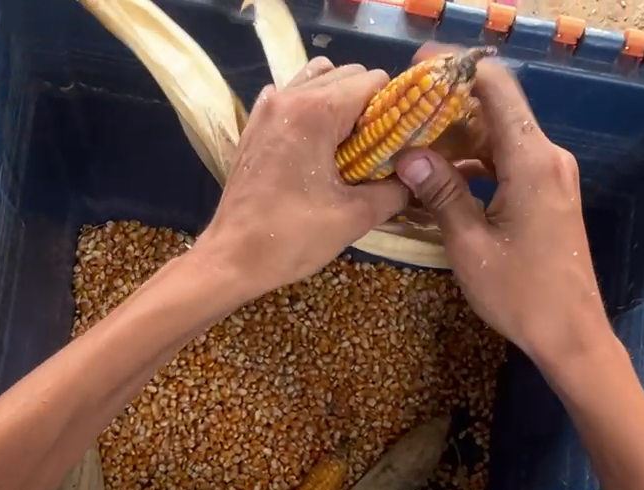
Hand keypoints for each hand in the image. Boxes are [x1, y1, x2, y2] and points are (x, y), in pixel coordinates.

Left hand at [194, 57, 410, 297]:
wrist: (231, 260)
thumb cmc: (289, 239)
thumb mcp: (353, 219)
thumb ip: (392, 192)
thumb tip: (412, 180)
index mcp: (316, 112)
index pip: (373, 82)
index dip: (394, 109)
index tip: (398, 142)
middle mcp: (289, 97)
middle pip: (346, 76)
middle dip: (368, 108)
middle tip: (375, 151)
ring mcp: (266, 110)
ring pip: (316, 81)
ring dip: (338, 106)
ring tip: (345, 149)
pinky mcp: (254, 128)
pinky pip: (291, 101)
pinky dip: (310, 114)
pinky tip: (315, 152)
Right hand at [391, 59, 617, 369]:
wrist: (570, 332)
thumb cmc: (519, 293)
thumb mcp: (470, 245)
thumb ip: (442, 194)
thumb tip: (408, 154)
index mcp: (531, 160)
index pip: (496, 88)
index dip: (457, 71)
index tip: (417, 72)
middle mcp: (547, 157)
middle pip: (497, 112)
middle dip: (450, 110)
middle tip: (403, 117)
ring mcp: (551, 177)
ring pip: (502, 141)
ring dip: (461, 143)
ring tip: (414, 151)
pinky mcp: (549, 198)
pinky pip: (510, 166)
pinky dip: (478, 168)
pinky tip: (444, 183)